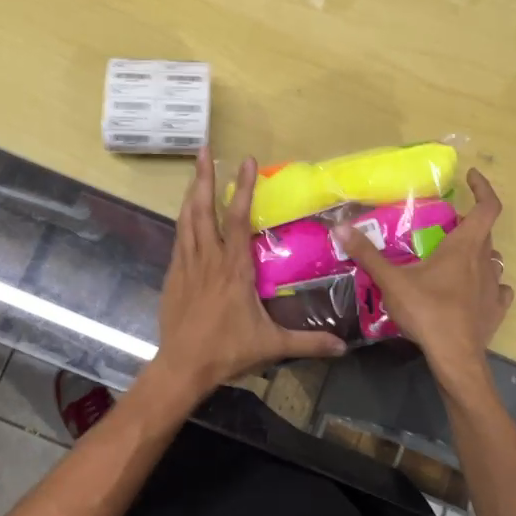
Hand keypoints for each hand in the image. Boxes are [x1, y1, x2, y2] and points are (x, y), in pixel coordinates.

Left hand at [148, 149, 347, 399]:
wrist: (182, 367)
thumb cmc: (227, 352)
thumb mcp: (272, 346)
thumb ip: (308, 342)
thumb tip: (342, 346)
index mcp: (234, 269)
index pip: (238, 220)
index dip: (243, 189)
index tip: (247, 161)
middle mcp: (208, 260)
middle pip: (203, 209)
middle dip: (204, 177)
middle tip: (204, 149)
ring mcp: (186, 266)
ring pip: (187, 220)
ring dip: (192, 192)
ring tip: (195, 170)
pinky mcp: (173, 277)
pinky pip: (178, 239)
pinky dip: (183, 220)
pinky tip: (186, 213)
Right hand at [336, 168, 513, 379]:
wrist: (455, 357)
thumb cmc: (427, 312)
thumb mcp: (392, 281)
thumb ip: (368, 254)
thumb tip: (341, 227)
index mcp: (464, 247)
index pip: (487, 207)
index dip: (483, 189)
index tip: (471, 177)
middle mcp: (485, 262)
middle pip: (485, 233)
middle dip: (469, 223)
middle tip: (446, 223)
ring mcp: (494, 287)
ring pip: (492, 260)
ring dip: (478, 253)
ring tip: (456, 256)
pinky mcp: (496, 310)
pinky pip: (498, 289)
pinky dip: (488, 283)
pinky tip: (474, 290)